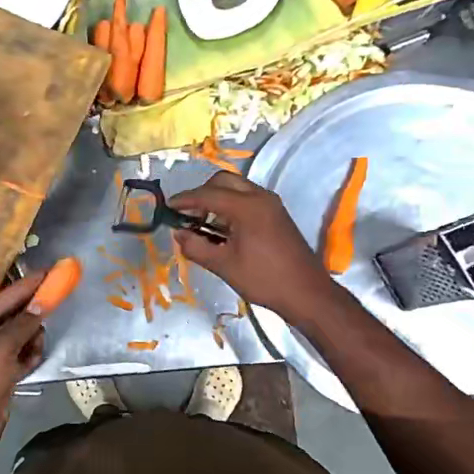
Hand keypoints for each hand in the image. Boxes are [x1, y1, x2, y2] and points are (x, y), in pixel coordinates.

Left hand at [0, 270, 47, 473]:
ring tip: (35, 350)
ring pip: (22, 335)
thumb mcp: (0, 350)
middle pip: (16, 313)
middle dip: (34, 314)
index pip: (7, 295)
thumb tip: (42, 301)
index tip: (54, 270)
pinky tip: (31, 362)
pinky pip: (22, 354)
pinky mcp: (1, 372)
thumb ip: (23, 324)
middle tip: (57, 307)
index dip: (31, 283)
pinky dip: (29, 356)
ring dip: (33, 339)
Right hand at [170, 172, 340, 321]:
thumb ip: (197, 247)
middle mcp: (260, 197)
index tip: (167, 207)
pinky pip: (247, 198)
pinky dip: (230, 205)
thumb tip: (178, 235)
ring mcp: (271, 204)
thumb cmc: (264, 279)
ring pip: (236, 187)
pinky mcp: (276, 213)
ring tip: (202, 223)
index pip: (208, 195)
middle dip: (202, 193)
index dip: (185, 200)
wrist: (306, 292)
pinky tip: (222, 228)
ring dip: (216, 198)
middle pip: (223, 181)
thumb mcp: (224, 266)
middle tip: (187, 214)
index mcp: (247, 207)